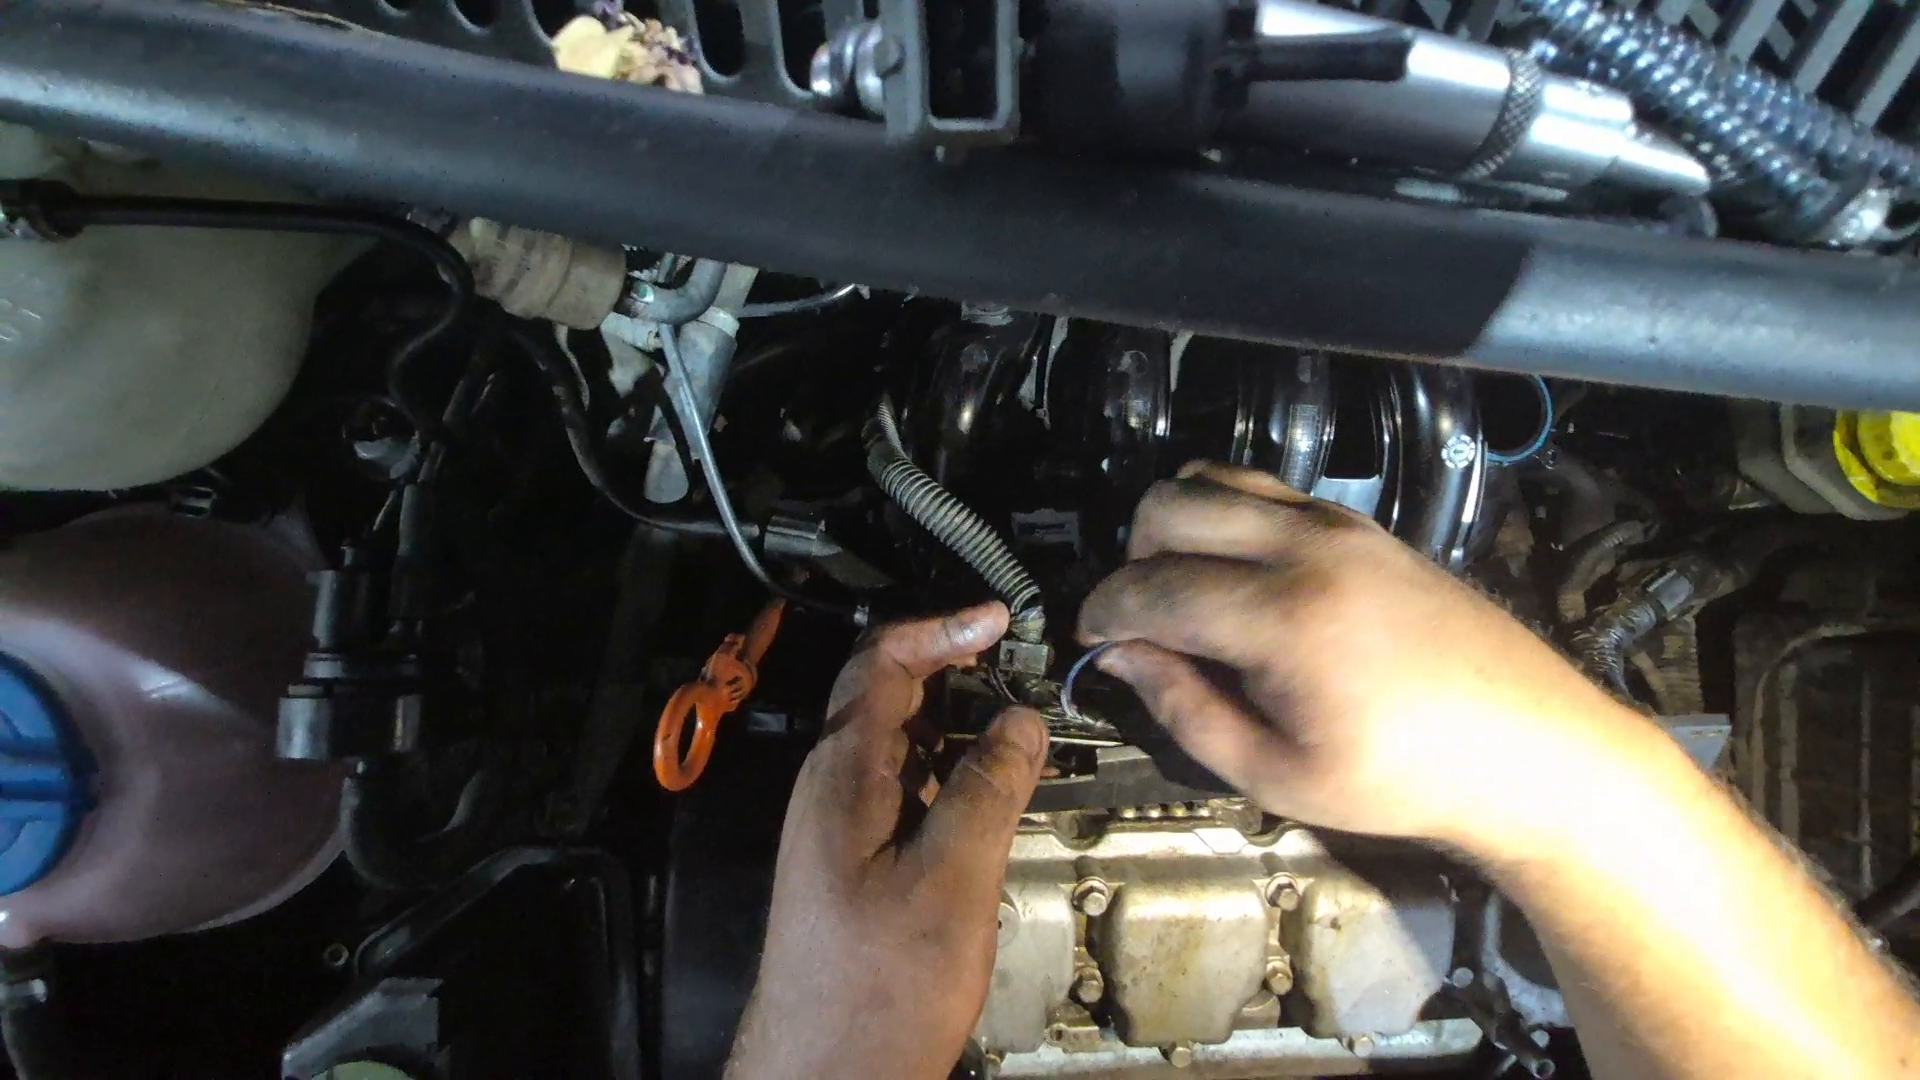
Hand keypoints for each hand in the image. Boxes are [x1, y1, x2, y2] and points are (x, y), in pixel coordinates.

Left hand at [725, 603, 1049, 1079]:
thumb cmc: (881, 985)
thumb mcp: (949, 883)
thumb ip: (987, 790)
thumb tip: (1023, 718)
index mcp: (843, 771)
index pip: (884, 664)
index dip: (941, 630)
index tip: (1000, 617)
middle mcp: (834, 781)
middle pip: (888, 692)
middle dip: (952, 666)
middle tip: (1016, 661)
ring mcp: (842, 818)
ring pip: (901, 738)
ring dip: (956, 718)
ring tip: (1017, 719)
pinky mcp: (857, 851)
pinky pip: (905, 782)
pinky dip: (950, 765)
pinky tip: (992, 782)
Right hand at [1077, 462, 1649, 852]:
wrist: (1535, 749)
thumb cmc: (1398, 778)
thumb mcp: (1272, 774)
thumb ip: (1181, 707)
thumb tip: (1118, 652)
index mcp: (1285, 618)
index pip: (1152, 589)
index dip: (1103, 612)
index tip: (1090, 639)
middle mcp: (1305, 545)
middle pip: (1167, 508)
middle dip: (1131, 563)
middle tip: (1145, 620)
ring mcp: (1335, 521)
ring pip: (1208, 480)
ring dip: (1171, 528)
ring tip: (1185, 587)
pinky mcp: (1356, 518)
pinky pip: (1258, 486)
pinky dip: (1219, 514)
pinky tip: (1234, 568)